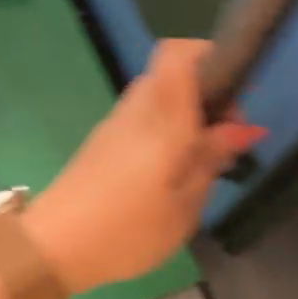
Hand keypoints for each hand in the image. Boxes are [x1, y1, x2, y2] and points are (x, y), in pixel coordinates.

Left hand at [23, 39, 265, 292]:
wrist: (54, 246)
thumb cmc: (128, 231)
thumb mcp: (184, 205)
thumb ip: (211, 158)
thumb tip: (243, 126)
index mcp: (160, 117)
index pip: (178, 52)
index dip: (209, 55)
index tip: (236, 93)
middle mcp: (135, 108)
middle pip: (172, 74)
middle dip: (207, 95)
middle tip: (227, 140)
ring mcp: (115, 123)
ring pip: (158, 97)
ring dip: (186, 115)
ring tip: (204, 159)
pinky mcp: (103, 140)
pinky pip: (143, 118)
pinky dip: (166, 130)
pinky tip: (174, 169)